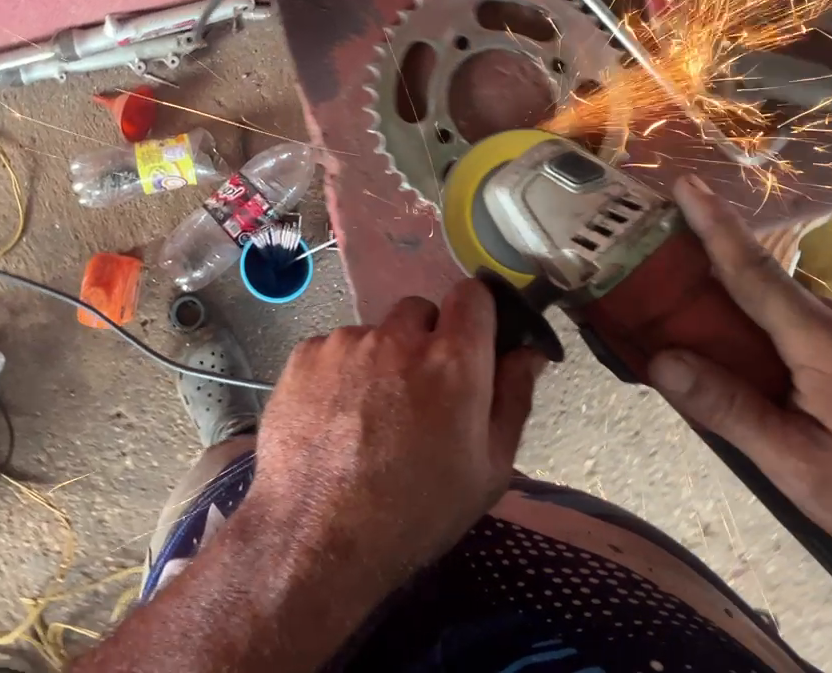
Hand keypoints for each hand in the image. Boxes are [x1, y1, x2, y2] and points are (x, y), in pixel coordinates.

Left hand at [250, 279, 546, 591]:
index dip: (474, 315)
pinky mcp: (304, 354)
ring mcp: (345, 341)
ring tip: (367, 417)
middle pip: (419, 313)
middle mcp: (398, 337)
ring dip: (379, 360)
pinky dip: (338, 373)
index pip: (472, 295)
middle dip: (424, 341)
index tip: (470, 342)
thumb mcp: (488, 470)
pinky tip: (333, 419)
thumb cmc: (416, 511)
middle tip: (417, 394)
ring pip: (373, 334)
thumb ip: (513, 398)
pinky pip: (332, 349)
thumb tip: (528, 351)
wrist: (316, 536)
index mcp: (453, 361)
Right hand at [650, 177, 831, 612]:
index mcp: (831, 346)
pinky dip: (809, 353)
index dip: (714, 224)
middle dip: (726, 299)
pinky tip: (814, 403)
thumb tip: (662, 359)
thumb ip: (730, 411)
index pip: (755, 271)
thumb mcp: (804, 471)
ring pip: (814, 325)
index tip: (685, 180)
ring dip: (771, 337)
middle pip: (778, 299)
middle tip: (683, 324)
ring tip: (750, 384)